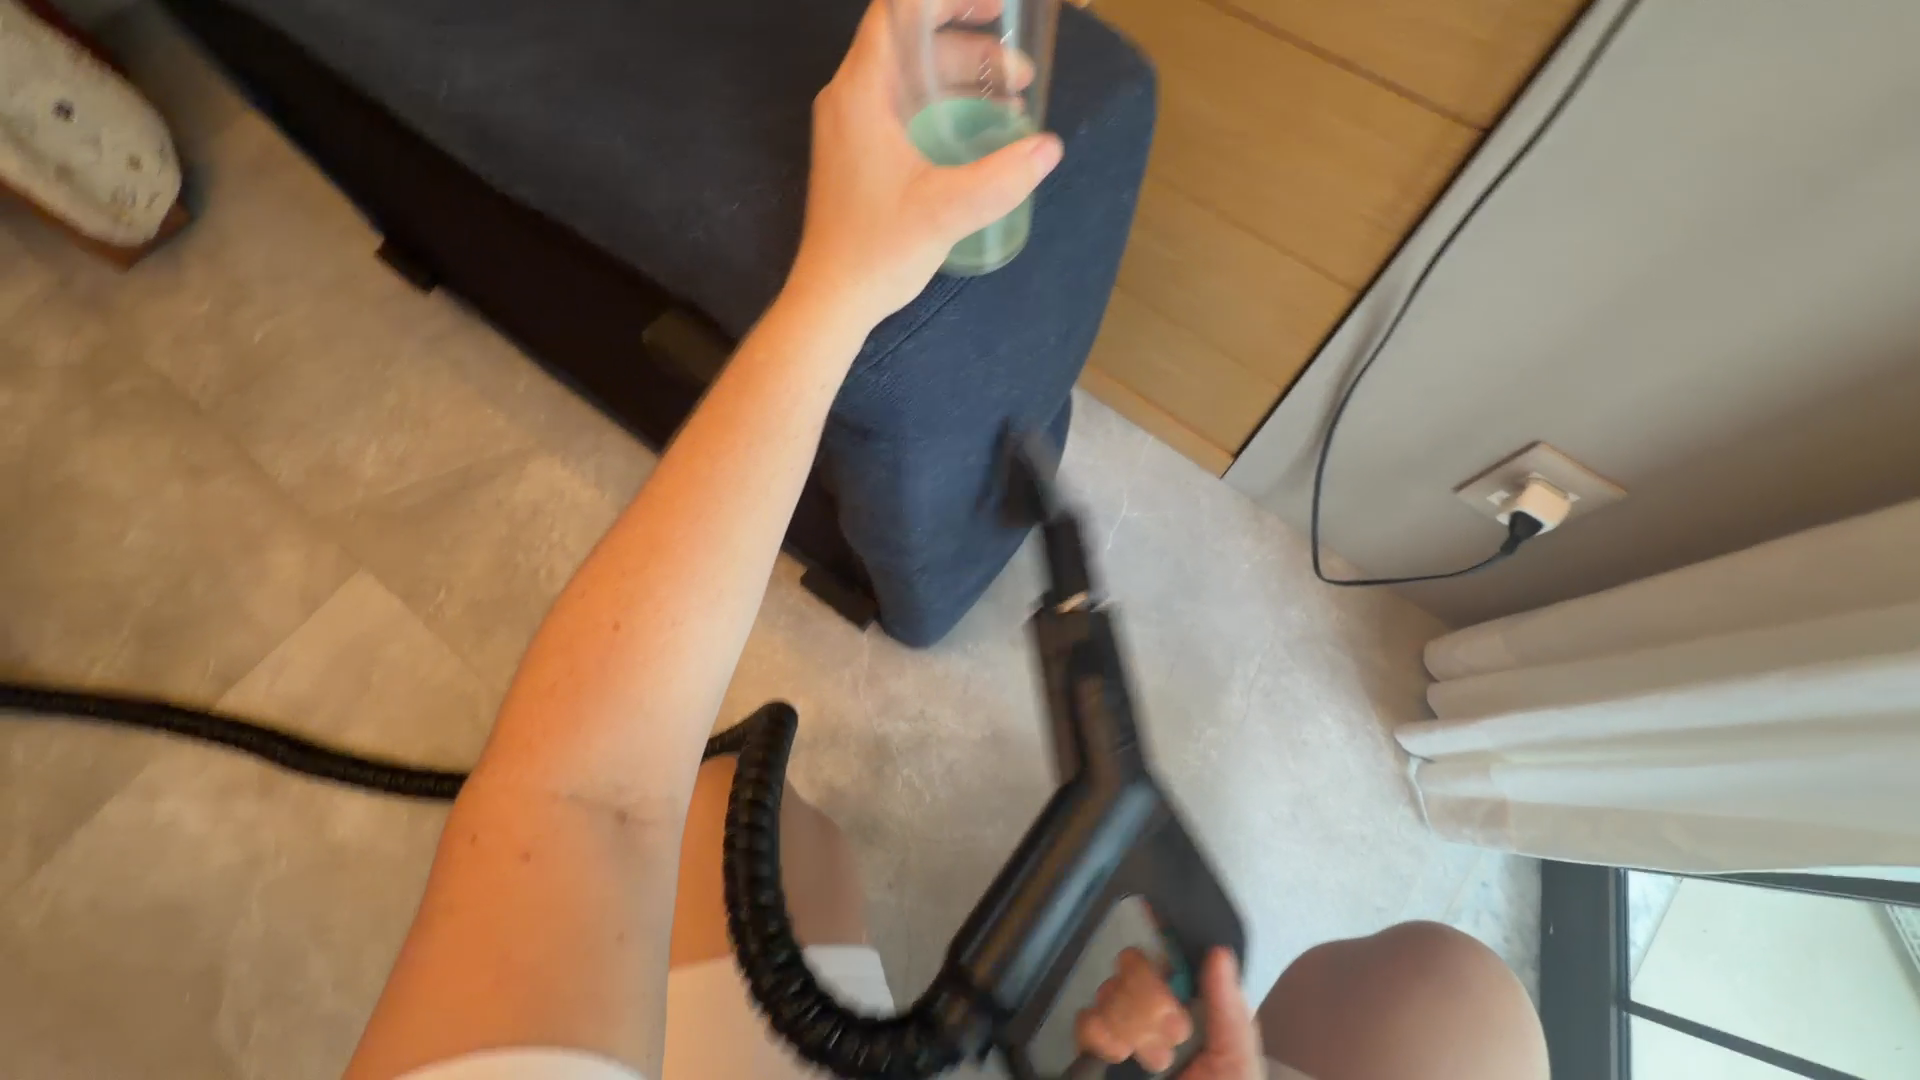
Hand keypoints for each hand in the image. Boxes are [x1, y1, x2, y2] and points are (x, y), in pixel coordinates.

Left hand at [785, 0, 1064, 327]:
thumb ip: (1002, 178)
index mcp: (862, 93)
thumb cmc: (878, 251)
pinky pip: (904, 111)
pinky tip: (978, 134)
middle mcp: (851, 99)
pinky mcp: (859, 157)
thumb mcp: (947, 211)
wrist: (832, 299)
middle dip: (971, 50)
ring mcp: (852, 129)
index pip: (900, 10)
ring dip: (962, 83)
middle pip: (913, 45)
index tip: (996, 8)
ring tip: (1012, 104)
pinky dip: (942, 110)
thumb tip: (1049, 148)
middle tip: (1020, 77)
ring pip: (912, 80)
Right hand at [1076, 947, 1264, 1079]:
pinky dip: (1100, 1035)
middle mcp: (1156, 1005)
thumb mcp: (1239, 1065)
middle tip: (1174, 1035)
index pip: (1168, 951)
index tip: (1167, 971)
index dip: (1161, 947)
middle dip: (1149, 998)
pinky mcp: (1099, 1051)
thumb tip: (1219, 951)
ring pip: (1108, 989)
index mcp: (1194, 1001)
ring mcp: (1125, 1026)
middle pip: (1132, 963)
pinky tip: (1119, 1056)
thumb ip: (1229, 1011)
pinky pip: (1085, 1021)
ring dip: (1130, 1025)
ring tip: (1154, 1064)